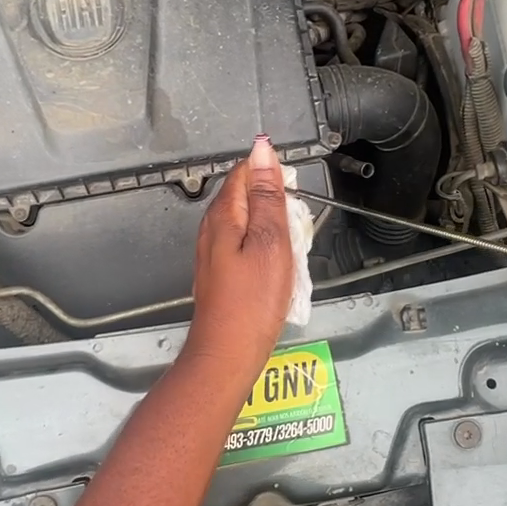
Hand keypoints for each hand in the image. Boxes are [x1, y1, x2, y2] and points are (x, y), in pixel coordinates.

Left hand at [182, 137, 293, 378]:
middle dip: (276, 205)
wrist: (229, 352)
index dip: (273, 176)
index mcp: (224, 214)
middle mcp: (212, 227)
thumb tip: (263, 152)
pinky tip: (276, 270)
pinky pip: (246, 246)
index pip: (245, 171)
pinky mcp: (220, 271)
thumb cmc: (253, 301)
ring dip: (273, 231)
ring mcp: (213, 250)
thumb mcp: (271, 241)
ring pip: (248, 222)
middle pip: (247, 196)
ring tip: (289, 255)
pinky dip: (265, 250)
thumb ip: (268, 196)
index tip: (294, 199)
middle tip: (294, 232)